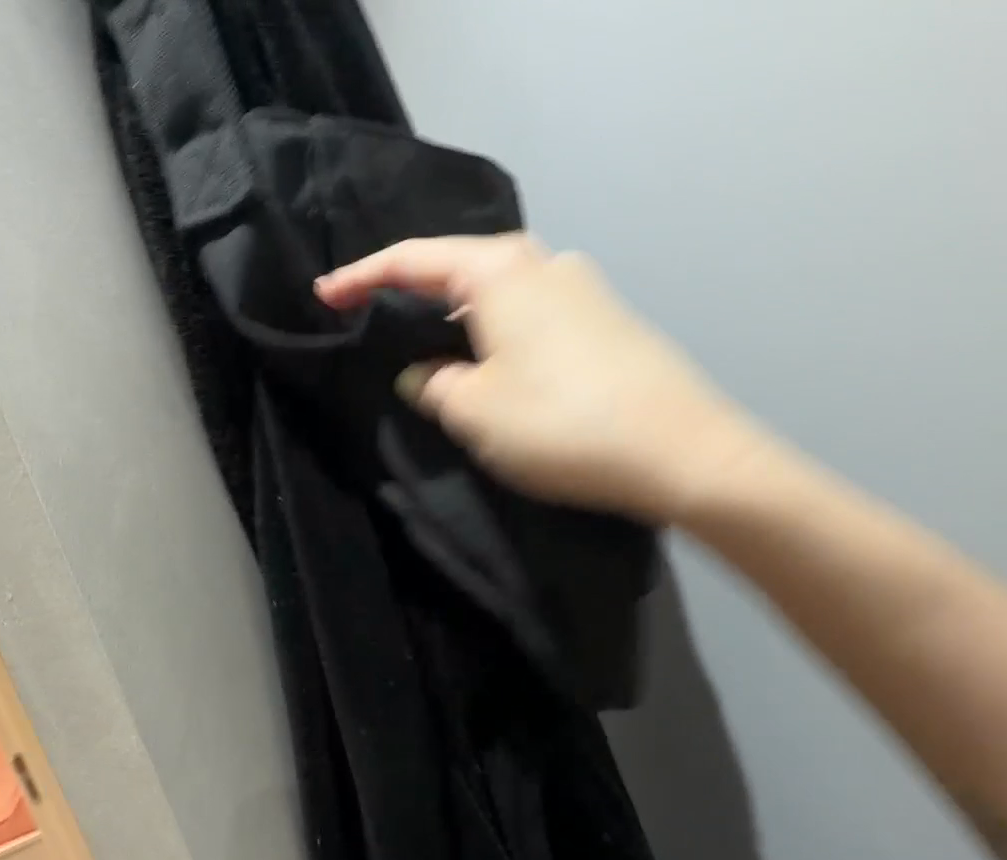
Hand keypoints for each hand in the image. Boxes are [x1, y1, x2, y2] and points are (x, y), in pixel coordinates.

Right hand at [315, 234, 767, 526]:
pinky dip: (497, 332)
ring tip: (428, 347)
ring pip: (498, 293)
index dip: (360, 278)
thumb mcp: (475, 410)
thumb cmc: (563, 423)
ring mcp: (583, 288)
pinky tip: (492, 363)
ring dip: (458, 316)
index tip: (323, 297)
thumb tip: (425, 373)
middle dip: (412, 292)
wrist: (683, 451)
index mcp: (500, 269)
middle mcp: (543, 262)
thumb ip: (434, 385)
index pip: (411, 260)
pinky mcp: (608, 321)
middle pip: (459, 267)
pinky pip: (531, 316)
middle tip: (373, 319)